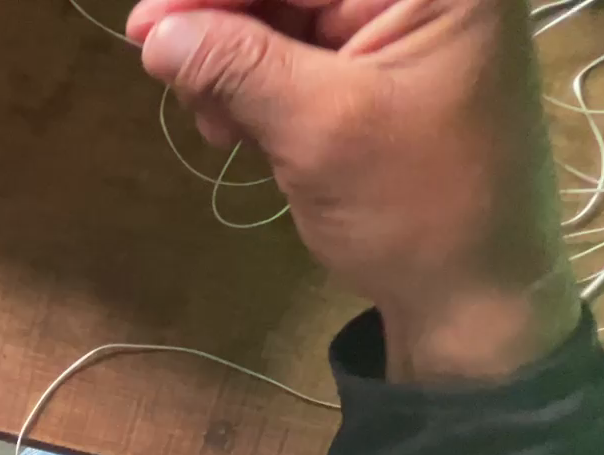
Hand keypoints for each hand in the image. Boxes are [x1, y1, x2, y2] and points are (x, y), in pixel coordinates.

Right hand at [125, 0, 580, 382]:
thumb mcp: (320, 127)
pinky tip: (238, 132)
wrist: (460, 279)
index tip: (143, 26)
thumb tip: (157, 34)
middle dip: (220, 31)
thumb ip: (239, 70)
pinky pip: (274, 65)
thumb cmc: (413, 201)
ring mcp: (378, 33)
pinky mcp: (352, 76)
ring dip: (225, 73)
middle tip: (173, 80)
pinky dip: (242, 95)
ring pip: (268, 26)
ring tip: (225, 128)